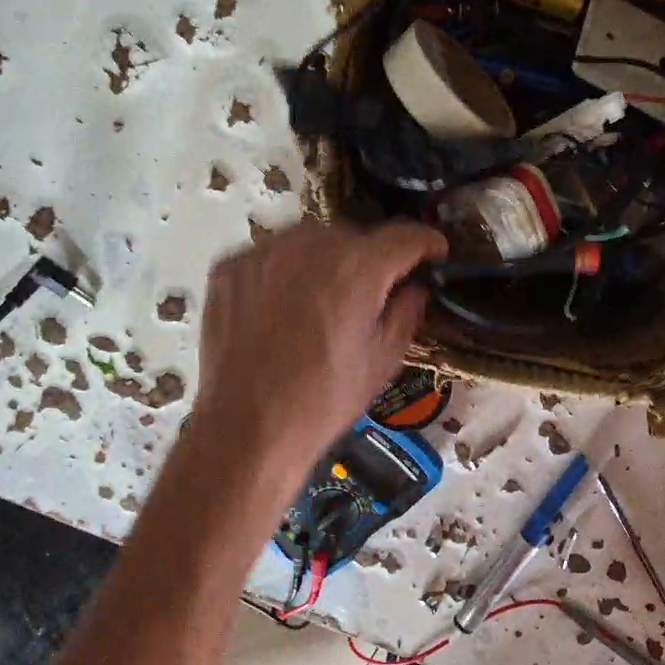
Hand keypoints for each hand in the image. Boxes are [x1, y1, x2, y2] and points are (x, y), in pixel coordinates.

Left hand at [180, 219, 446, 515]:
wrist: (246, 428)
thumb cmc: (323, 400)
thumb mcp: (383, 360)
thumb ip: (407, 311)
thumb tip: (415, 286)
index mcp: (358, 267)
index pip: (406, 236)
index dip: (427, 244)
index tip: (434, 255)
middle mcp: (310, 245)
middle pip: (354, 236)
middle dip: (369, 259)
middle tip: (369, 295)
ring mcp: (264, 252)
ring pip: (309, 241)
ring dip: (324, 262)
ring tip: (321, 302)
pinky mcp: (230, 267)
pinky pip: (270, 257)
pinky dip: (284, 273)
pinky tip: (281, 310)